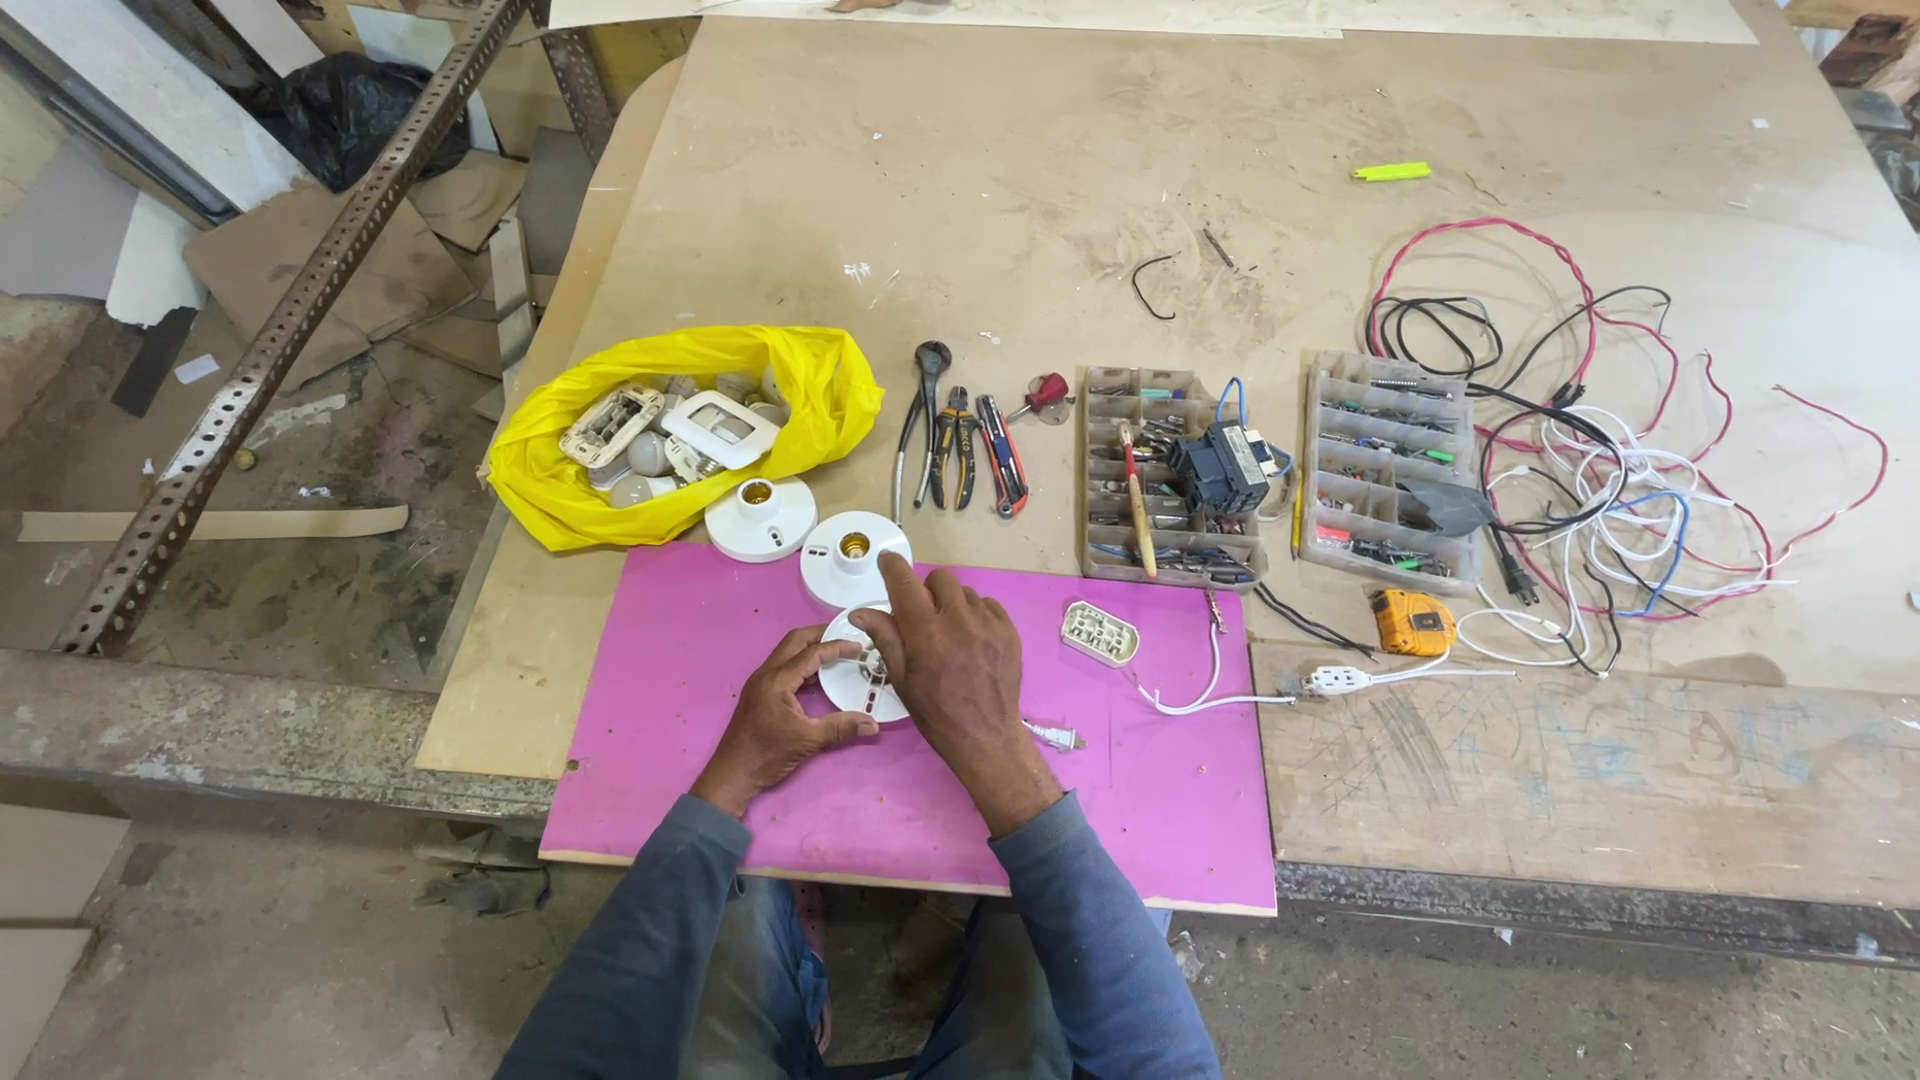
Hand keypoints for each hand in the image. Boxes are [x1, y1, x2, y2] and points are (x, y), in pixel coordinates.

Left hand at [689, 625, 879, 817]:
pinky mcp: (759, 691)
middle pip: (795, 640)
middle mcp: (766, 674)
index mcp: (777, 681)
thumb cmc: (767, 755)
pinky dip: (802, 662)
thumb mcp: (808, 740)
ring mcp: (760, 681)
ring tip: (835, 651)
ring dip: (810, 647)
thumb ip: (841, 728)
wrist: (732, 774)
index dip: (837, 647)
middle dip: (820, 634)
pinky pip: (783, 666)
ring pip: (787, 651)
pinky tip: (818, 675)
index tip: (859, 647)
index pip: (811, 653)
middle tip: (845, 635)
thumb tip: (873, 725)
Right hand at [851, 553, 1061, 837]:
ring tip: (950, 631)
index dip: (892, 567)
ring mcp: (988, 624)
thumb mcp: (902, 679)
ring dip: (952, 603)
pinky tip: (972, 637)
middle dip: (927, 589)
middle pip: (940, 579)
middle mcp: (958, 620)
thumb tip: (861, 611)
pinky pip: (988, 605)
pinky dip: (976, 613)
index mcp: (926, 633)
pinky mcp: (1009, 632)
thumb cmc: (936, 712)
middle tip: (924, 614)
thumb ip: (885, 638)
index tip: (886, 560)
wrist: (985, 736)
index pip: (905, 583)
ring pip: (965, 592)